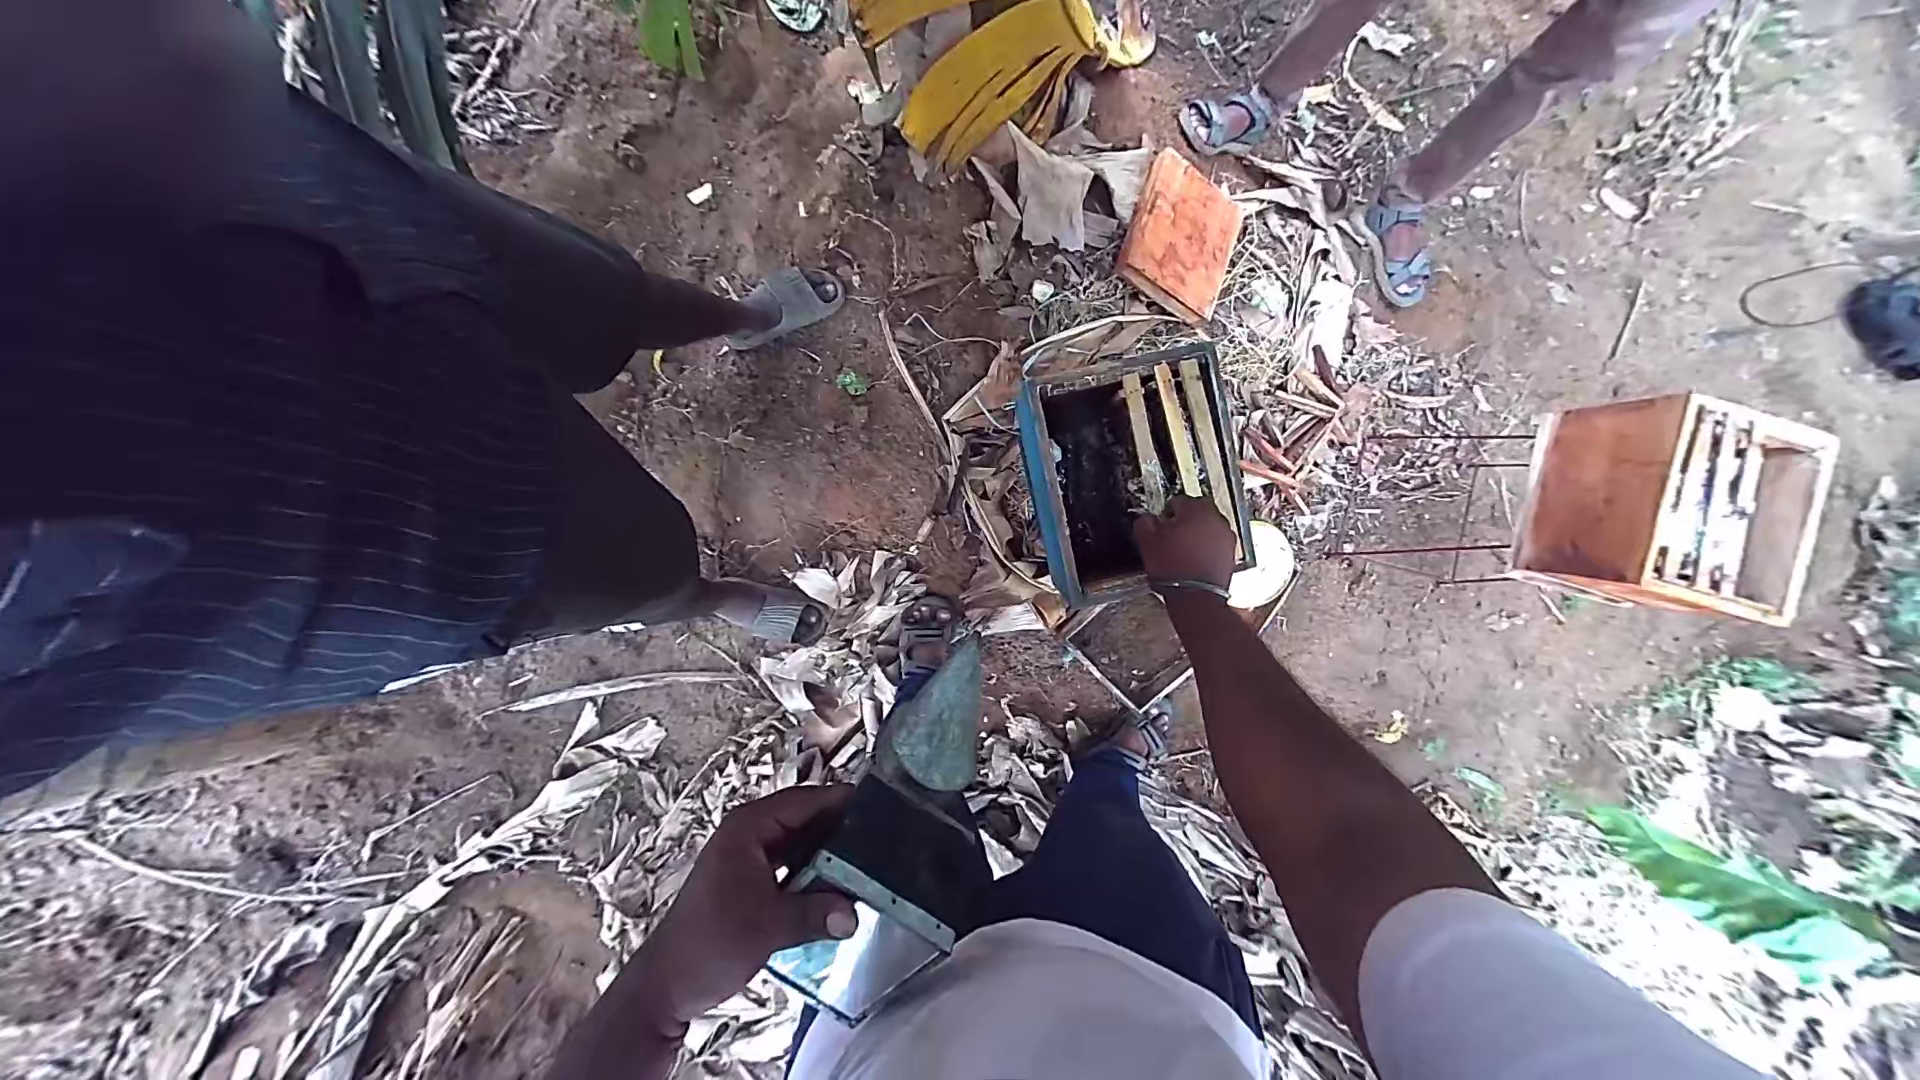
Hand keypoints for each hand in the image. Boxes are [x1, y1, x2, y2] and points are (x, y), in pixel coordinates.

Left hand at [624, 785, 857, 1030]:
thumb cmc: (710, 943)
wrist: (666, 986)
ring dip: (826, 851)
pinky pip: (792, 861)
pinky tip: (837, 881)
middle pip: (804, 818)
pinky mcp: (752, 877)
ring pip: (799, 841)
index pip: (804, 800)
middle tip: (876, 835)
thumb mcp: (768, 926)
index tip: (874, 805)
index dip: (839, 801)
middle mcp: (749, 832)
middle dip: (837, 827)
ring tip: (864, 857)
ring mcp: (749, 854)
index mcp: (748, 827)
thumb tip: (854, 914)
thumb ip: (815, 913)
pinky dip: (813, 868)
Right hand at [1135, 496, 1235, 589]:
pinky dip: (1206, 547)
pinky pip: (1215, 543)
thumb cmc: (1172, 566)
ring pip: (1208, 527)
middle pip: (1197, 512)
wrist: (1195, 596)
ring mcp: (1227, 536)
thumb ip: (1145, 522)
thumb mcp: (1147, 541)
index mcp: (1195, 509)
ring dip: (1197, 534)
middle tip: (1171, 536)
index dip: (1165, 513)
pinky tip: (1193, 560)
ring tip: (1182, 550)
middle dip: (1185, 520)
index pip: (1177, 501)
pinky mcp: (1231, 553)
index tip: (1160, 525)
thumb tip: (1147, 518)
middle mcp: (1216, 518)